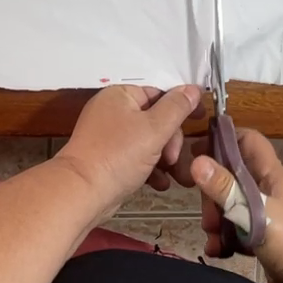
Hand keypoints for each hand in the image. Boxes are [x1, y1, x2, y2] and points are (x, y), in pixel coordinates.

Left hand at [55, 85, 202, 213]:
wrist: (83, 192)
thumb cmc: (115, 156)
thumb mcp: (155, 128)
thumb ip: (177, 107)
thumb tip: (192, 90)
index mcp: (120, 95)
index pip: (159, 94)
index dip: (181, 107)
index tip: (198, 119)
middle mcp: (112, 111)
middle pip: (155, 119)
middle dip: (170, 140)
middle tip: (173, 156)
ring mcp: (108, 135)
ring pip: (148, 140)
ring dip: (163, 157)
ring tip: (170, 172)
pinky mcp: (108, 157)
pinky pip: (136, 157)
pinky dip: (149, 168)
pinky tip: (158, 182)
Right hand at [177, 128, 282, 282]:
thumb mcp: (254, 212)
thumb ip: (225, 188)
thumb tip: (196, 162)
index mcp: (272, 175)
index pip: (248, 140)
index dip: (223, 138)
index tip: (196, 151)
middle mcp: (269, 190)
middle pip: (232, 176)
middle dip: (213, 191)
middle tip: (208, 213)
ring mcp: (267, 214)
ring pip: (231, 204)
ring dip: (217, 218)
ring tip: (213, 234)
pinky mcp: (263, 237)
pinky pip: (236, 229)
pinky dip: (225, 238)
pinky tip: (217, 249)